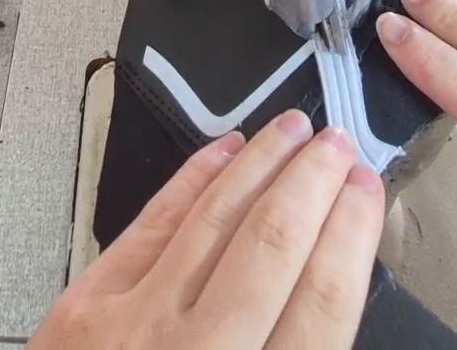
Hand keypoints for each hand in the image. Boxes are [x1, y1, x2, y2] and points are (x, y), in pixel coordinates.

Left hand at [30, 110, 385, 349]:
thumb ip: (294, 347)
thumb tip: (330, 273)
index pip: (321, 302)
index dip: (350, 233)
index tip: (367, 190)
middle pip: (271, 244)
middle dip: (312, 181)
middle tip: (338, 143)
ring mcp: (136, 323)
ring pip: (214, 217)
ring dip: (260, 163)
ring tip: (292, 128)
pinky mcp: (89, 301)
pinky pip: (155, 219)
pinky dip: (195, 177)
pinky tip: (225, 149)